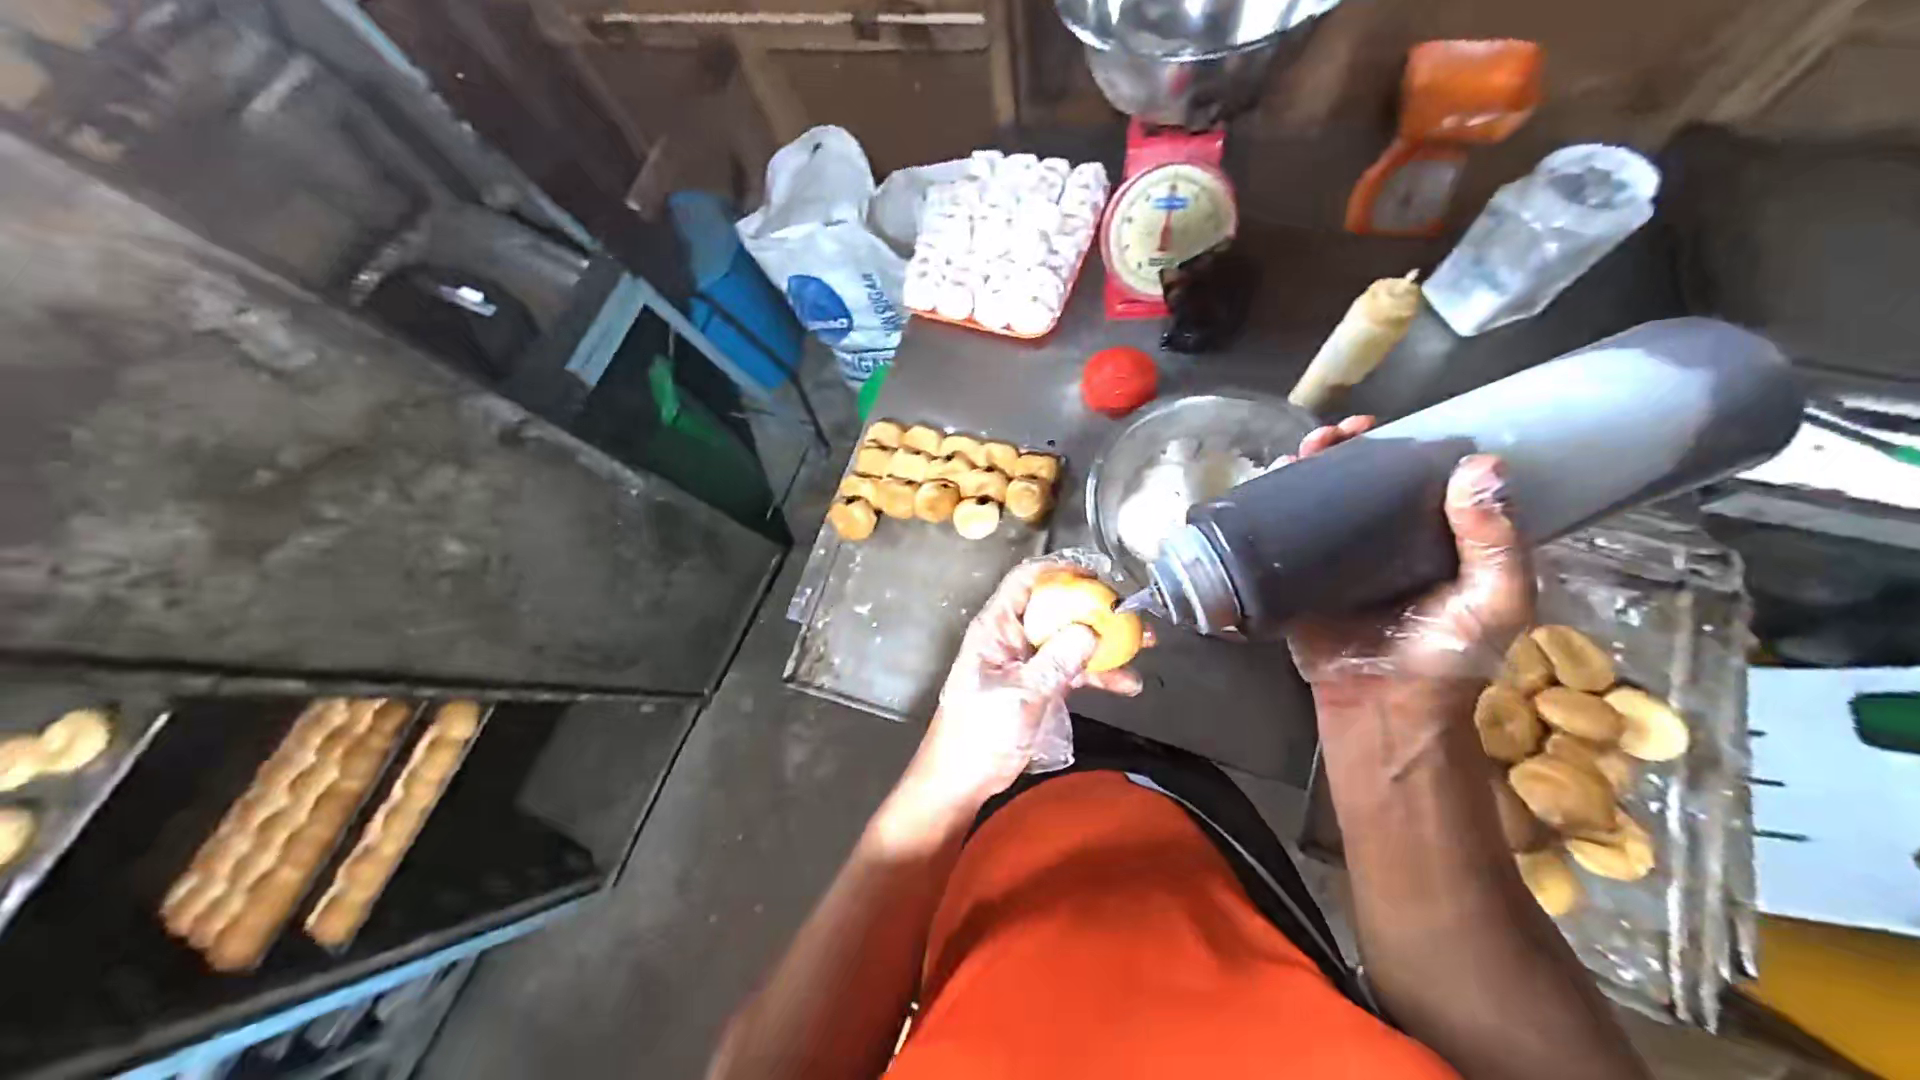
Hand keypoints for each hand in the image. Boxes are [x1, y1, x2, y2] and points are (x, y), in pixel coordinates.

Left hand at [908, 558, 1145, 812]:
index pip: (1026, 580)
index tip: (1098, 575)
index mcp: (995, 628)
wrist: (963, 778)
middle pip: (1056, 606)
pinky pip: (1072, 667)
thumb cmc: (977, 733)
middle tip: (1130, 612)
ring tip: (1143, 644)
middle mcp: (1012, 636)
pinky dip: (1097, 673)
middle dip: (1095, 607)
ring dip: (1105, 641)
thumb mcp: (1020, 694)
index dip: (1060, 570)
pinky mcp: (1038, 683)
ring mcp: (1026, 660)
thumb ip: (1056, 661)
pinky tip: (1125, 683)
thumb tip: (1091, 630)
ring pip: (1070, 637)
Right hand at [1281, 417, 1533, 703]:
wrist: (1382, 704)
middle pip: (1359, 481)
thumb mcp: (1494, 600)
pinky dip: (1273, 506)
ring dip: (1306, 470)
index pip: (1415, 478)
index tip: (1383, 428)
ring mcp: (1337, 556)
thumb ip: (1495, 541)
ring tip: (1298, 453)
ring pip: (1319, 500)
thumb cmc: (1447, 656)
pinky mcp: (1300, 575)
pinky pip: (1285, 535)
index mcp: (1434, 538)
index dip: (1399, 447)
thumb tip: (1481, 465)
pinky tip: (1268, 484)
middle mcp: (1383, 540)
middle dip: (1342, 451)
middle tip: (1331, 437)